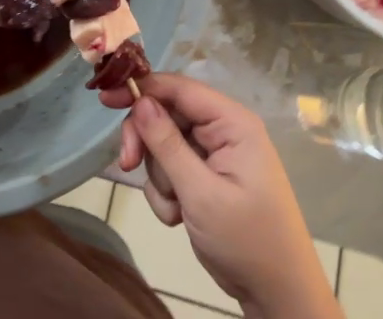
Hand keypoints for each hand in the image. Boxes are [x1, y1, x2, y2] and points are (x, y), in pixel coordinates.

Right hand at [118, 74, 325, 312]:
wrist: (277, 295)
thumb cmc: (246, 240)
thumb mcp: (201, 193)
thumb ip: (167, 144)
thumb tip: (141, 101)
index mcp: (232, 124)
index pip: (178, 88)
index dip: (141, 88)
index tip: (105, 99)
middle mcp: (223, 132)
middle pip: (166, 116)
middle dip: (146, 143)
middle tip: (126, 165)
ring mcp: (215, 156)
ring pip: (164, 146)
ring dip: (159, 177)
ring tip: (175, 208)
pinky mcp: (206, 179)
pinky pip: (171, 171)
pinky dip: (167, 193)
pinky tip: (179, 217)